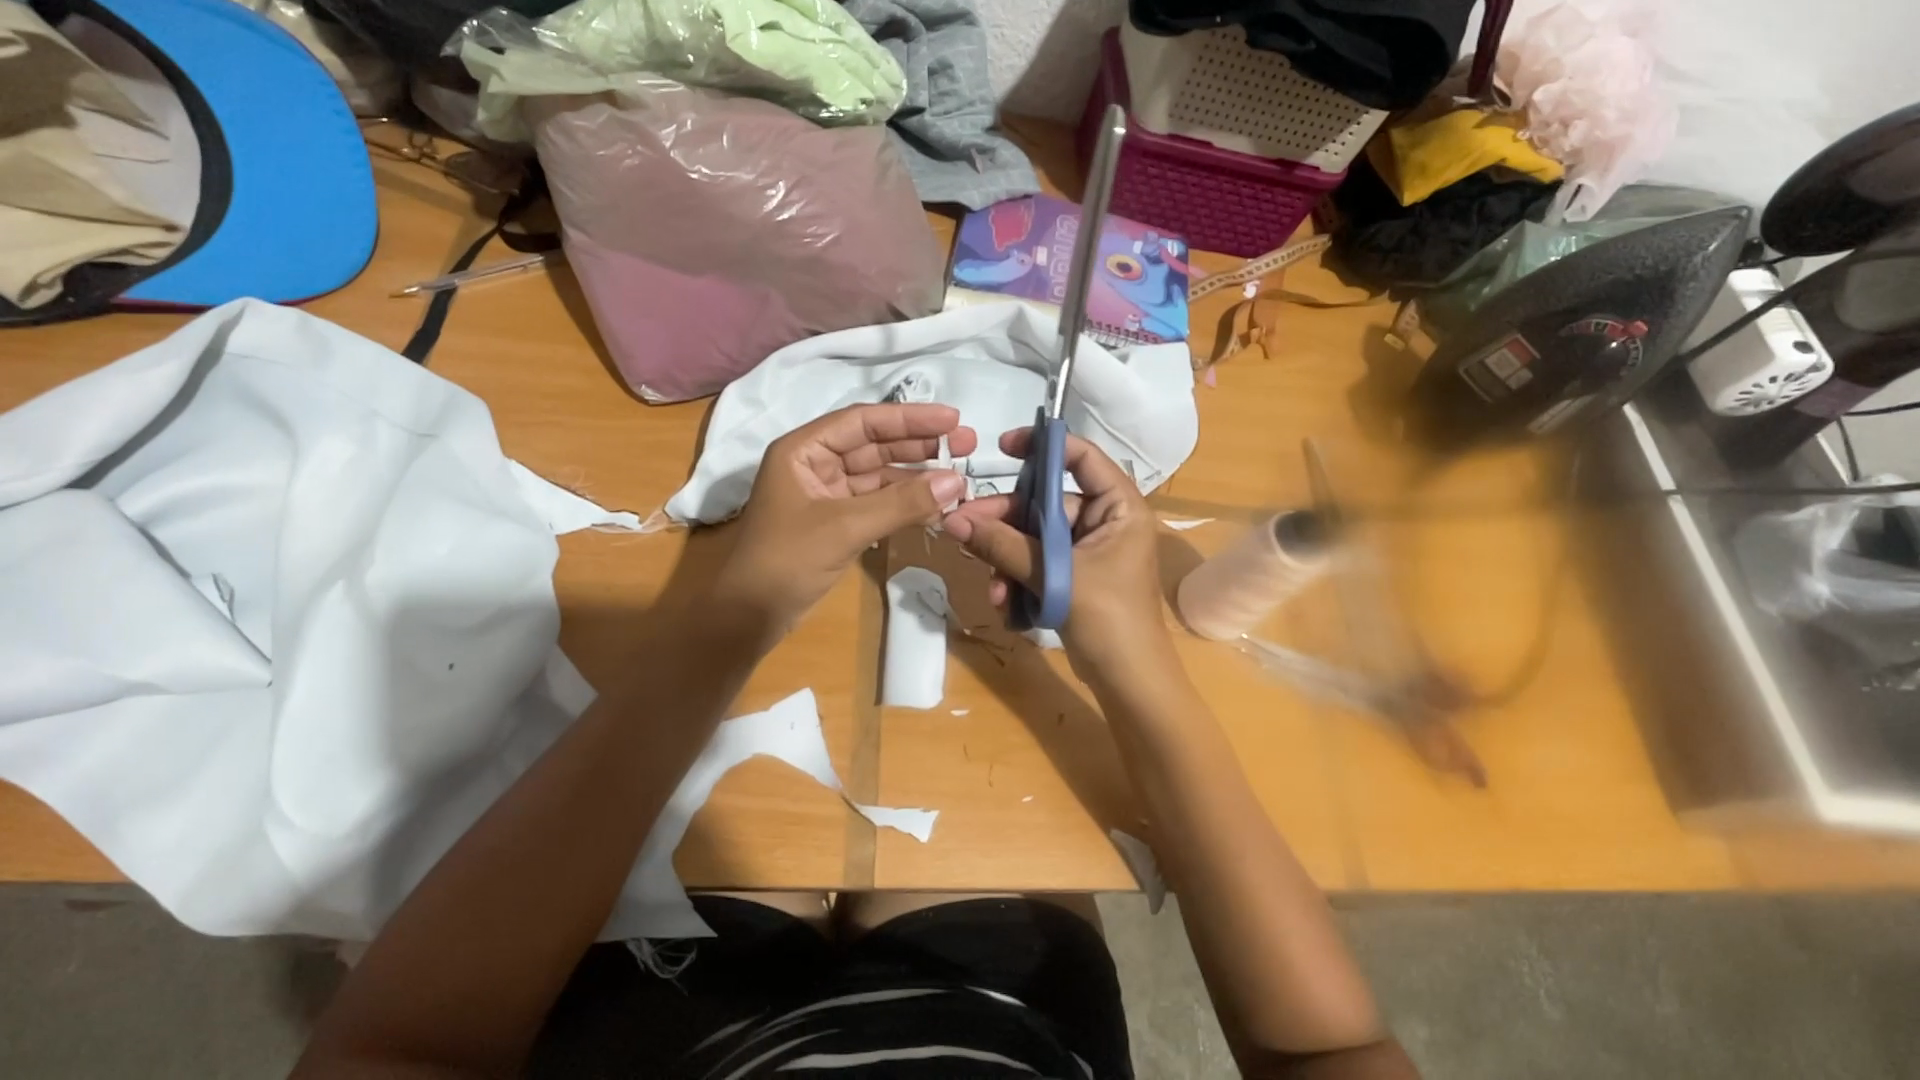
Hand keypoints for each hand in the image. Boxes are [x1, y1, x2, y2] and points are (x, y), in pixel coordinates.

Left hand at [716, 403, 973, 634]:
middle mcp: (815, 464)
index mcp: (803, 450)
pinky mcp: (837, 523)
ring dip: (917, 477)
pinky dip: (906, 504)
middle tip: (967, 444)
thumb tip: (956, 481)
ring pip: (880, 476)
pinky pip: (878, 504)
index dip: (909, 418)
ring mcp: (826, 495)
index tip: (953, 419)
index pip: (863, 421)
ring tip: (960, 476)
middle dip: (919, 445)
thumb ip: (901, 503)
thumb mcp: (845, 527)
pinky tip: (937, 505)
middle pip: (874, 445)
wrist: (749, 617)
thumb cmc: (786, 561)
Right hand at [942, 429, 1170, 680]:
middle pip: (1046, 502)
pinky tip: (1006, 604)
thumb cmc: (1109, 619)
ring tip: (993, 587)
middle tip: (965, 528)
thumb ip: (1005, 546)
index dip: (1043, 446)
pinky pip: (1037, 564)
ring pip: (1035, 537)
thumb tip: (954, 518)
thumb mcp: (1055, 576)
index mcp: (1119, 508)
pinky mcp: (1073, 578)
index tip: (1002, 447)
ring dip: (1008, 559)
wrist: (1129, 682)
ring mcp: (1088, 551)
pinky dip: (1018, 579)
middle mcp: (1105, 522)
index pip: (1082, 457)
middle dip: (1006, 522)